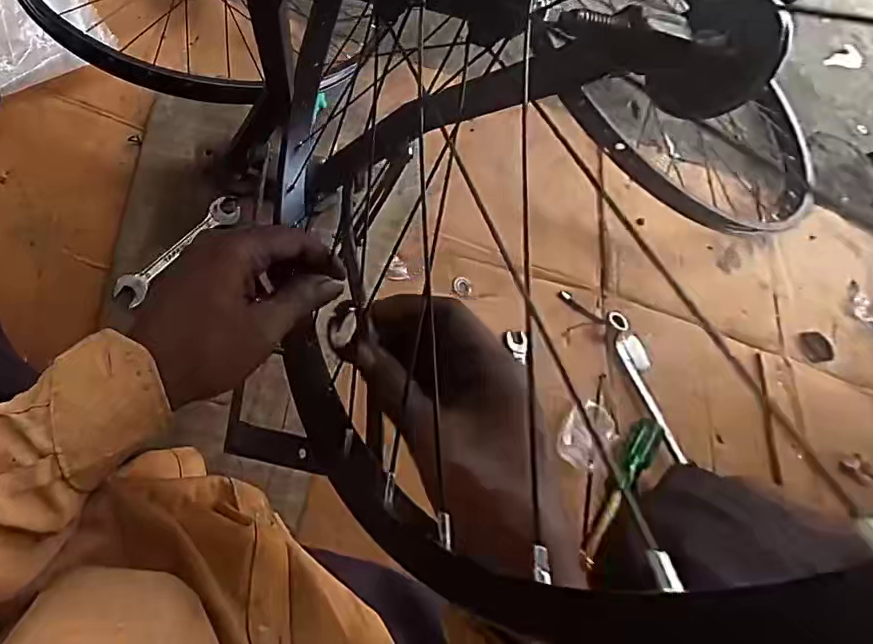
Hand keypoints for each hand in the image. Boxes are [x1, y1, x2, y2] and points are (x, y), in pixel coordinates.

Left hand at [127, 225, 344, 407]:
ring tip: (298, 299)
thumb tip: (329, 282)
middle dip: (298, 261)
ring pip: (248, 252)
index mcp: (234, 248)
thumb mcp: (262, 329)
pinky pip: (229, 263)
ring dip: (275, 270)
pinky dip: (252, 277)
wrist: (149, 366)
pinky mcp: (189, 270)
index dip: (320, 253)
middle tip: (323, 288)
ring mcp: (198, 254)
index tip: (341, 275)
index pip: (288, 236)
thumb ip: (299, 299)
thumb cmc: (208, 350)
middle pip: (267, 239)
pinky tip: (264, 302)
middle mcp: (215, 242)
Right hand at [346, 294, 582, 584]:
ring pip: (436, 355)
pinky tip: (379, 385)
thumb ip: (389, 383)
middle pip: (440, 331)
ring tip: (358, 360)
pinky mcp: (476, 418)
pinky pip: (438, 381)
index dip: (401, 308)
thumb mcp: (428, 432)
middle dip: (393, 331)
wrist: (521, 564)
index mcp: (496, 368)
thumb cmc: (483, 492)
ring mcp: (487, 397)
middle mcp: (494, 374)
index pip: (446, 312)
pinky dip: (407, 377)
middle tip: (352, 341)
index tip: (361, 318)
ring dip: (397, 354)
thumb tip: (351, 341)